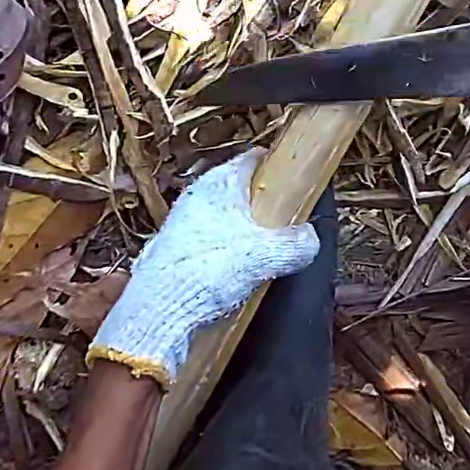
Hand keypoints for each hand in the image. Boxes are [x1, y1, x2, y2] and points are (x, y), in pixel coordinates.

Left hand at [88, 148, 317, 385]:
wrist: (158, 310)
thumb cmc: (212, 269)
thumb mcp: (267, 255)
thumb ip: (296, 243)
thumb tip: (311, 238)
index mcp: (220, 181)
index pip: (253, 158)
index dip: (275, 165)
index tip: (292, 178)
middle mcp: (197, 193)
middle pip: (237, 186)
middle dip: (259, 200)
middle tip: (282, 218)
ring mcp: (180, 219)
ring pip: (221, 212)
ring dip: (240, 226)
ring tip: (260, 250)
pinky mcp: (171, 246)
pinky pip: (206, 236)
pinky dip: (221, 246)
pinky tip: (230, 271)